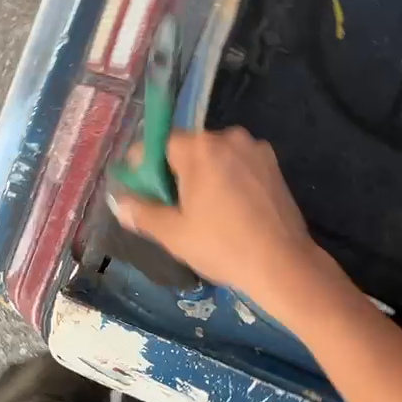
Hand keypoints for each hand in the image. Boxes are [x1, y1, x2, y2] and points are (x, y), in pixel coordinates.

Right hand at [111, 129, 343, 315]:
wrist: (282, 264)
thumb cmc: (223, 246)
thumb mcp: (174, 234)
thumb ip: (142, 212)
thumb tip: (119, 202)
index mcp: (199, 147)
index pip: (157, 143)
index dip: (142, 166)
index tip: (139, 190)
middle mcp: (228, 137)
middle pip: (188, 148)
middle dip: (174, 172)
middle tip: (170, 207)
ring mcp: (255, 149)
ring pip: (215, 157)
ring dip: (203, 176)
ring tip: (202, 211)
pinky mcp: (274, 165)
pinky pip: (238, 166)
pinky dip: (228, 180)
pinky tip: (229, 210)